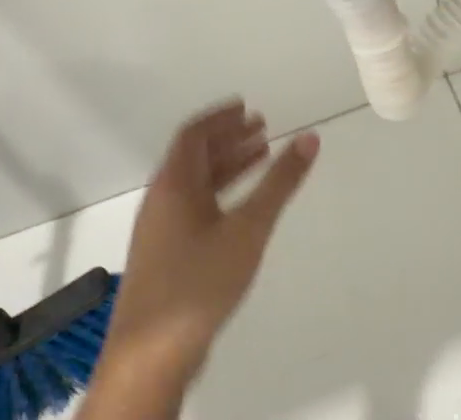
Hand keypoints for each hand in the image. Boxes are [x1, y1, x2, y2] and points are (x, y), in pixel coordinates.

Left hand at [97, 100, 319, 388]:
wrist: (150, 355)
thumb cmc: (199, 281)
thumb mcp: (249, 228)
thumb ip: (280, 182)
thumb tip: (310, 137)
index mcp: (173, 185)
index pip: (193, 134)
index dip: (220, 117)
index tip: (246, 106)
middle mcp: (161, 201)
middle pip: (193, 157)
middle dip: (228, 139)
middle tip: (262, 127)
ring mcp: (159, 232)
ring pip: (194, 184)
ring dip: (226, 166)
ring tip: (260, 158)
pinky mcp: (164, 258)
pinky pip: (193, 207)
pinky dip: (219, 194)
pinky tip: (241, 209)